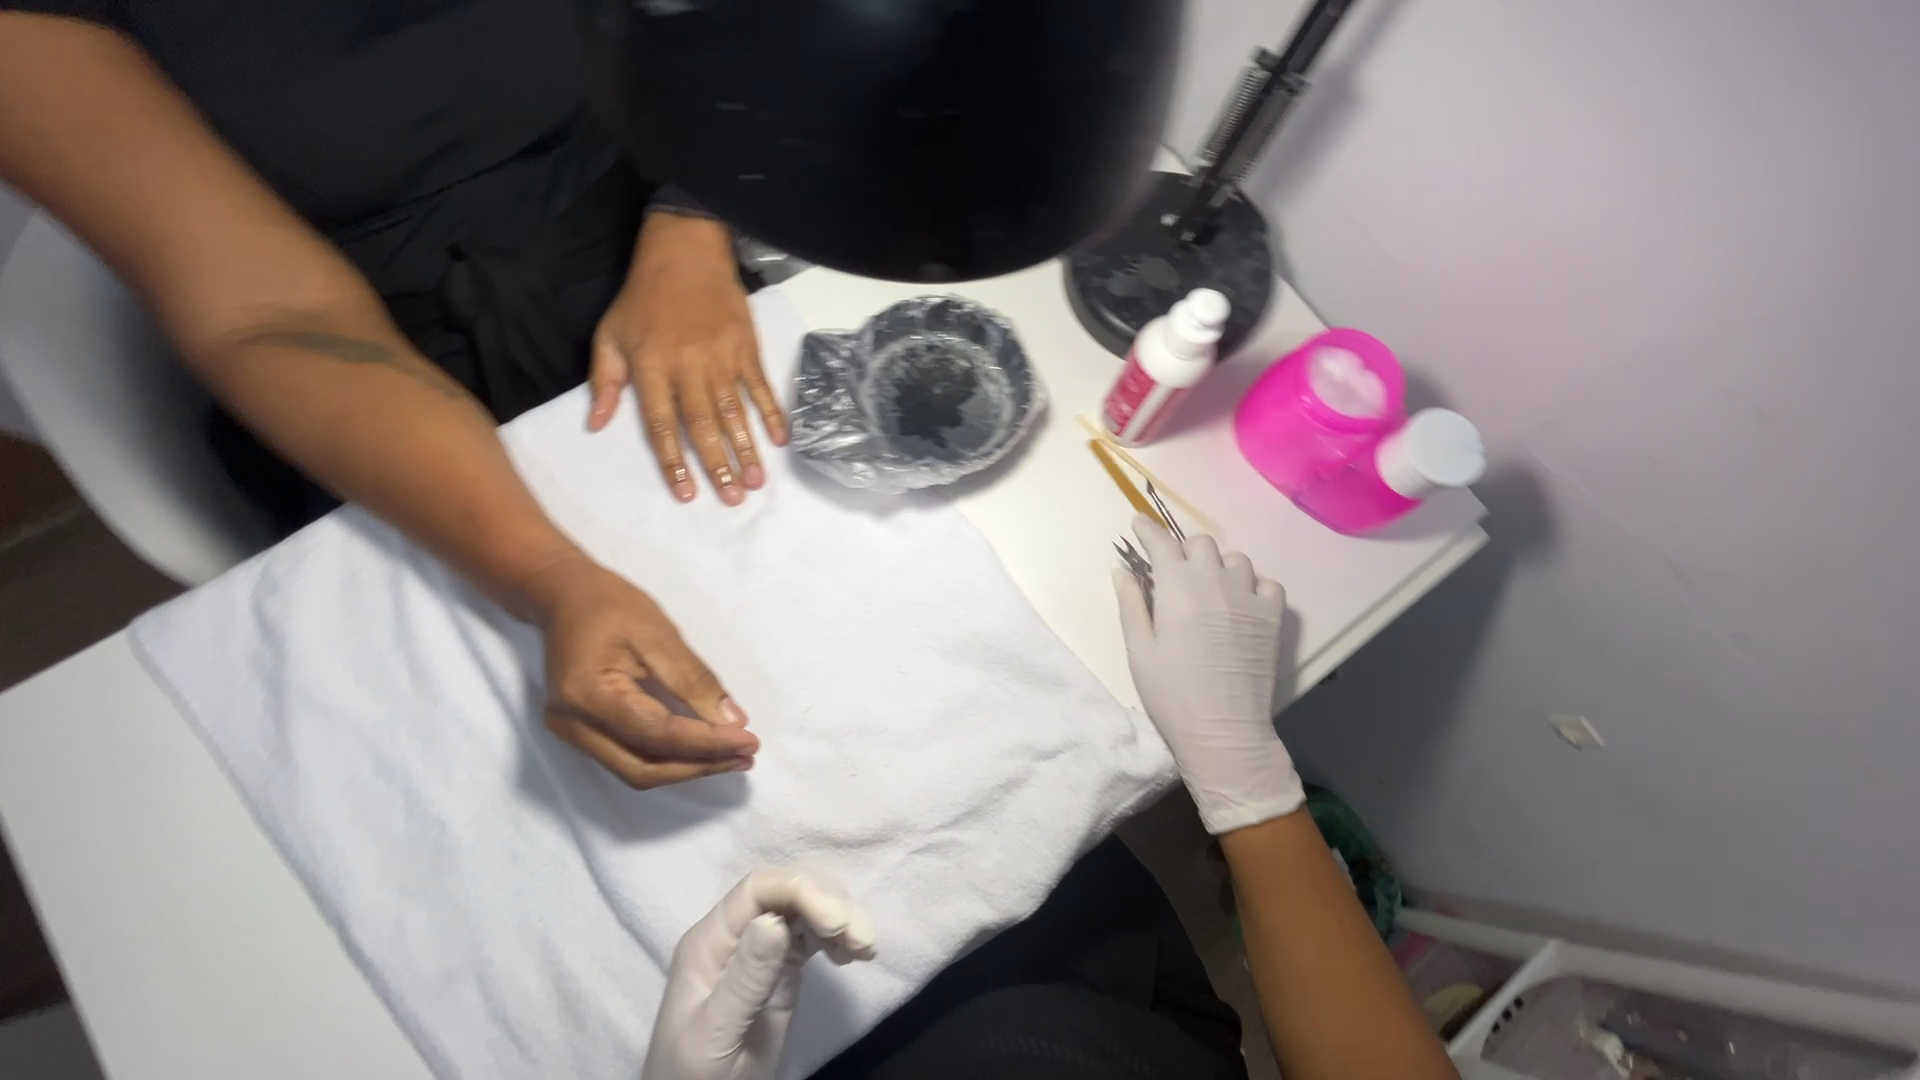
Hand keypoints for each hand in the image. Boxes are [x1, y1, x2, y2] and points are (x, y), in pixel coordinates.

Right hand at [519, 554, 759, 787]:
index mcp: (588, 695)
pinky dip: (669, 759)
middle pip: (644, 768)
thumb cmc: (612, 607)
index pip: (657, 735)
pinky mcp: (581, 733)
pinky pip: (630, 758)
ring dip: (688, 768)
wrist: (565, 598)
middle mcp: (572, 725)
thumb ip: (695, 680)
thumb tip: (733, 722)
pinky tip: (702, 750)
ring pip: (636, 771)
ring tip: (733, 757)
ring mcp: (572, 734)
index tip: (749, 741)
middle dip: (700, 766)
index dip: (707, 744)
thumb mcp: (660, 634)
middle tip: (747, 755)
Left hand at [590, 213, 787, 506]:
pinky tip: (781, 440)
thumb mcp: (609, 334)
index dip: (673, 462)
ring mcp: (721, 358)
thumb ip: (604, 381)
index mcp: (651, 367)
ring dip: (747, 449)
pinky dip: (771, 413)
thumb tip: (596, 426)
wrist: (684, 251)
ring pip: (734, 412)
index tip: (686, 493)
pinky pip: (760, 387)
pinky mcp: (746, 348)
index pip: (661, 425)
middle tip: (732, 499)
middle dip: (718, 464)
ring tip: (757, 482)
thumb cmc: (643, 297)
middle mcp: (687, 368)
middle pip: (703, 425)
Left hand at [644, 866, 875, 1079]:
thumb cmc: (693, 1079)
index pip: (758, 889)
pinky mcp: (781, 967)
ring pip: (805, 909)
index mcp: (711, 940)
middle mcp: (736, 934)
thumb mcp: (714, 1035)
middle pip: (787, 891)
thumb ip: (744, 979)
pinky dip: (839, 937)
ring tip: (865, 946)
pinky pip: (813, 936)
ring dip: (840, 918)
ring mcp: (760, 949)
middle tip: (861, 936)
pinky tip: (856, 954)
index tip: (836, 920)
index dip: (801, 890)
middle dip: (828, 902)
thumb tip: (775, 920)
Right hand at [1113, 515, 1304, 834]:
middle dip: (1182, 549)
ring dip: (1218, 566)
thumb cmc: (1170, 693)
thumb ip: (1131, 604)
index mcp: (1176, 588)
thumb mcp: (1139, 650)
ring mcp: (1248, 597)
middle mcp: (1214, 582)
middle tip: (1173, 572)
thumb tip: (1122, 571)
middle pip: (1200, 543)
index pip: (1160, 543)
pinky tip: (1241, 605)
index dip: (1147, 529)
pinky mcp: (1272, 617)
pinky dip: (1252, 586)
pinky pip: (1267, 583)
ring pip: (1235, 559)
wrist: (1222, 730)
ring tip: (1210, 590)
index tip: (1138, 524)